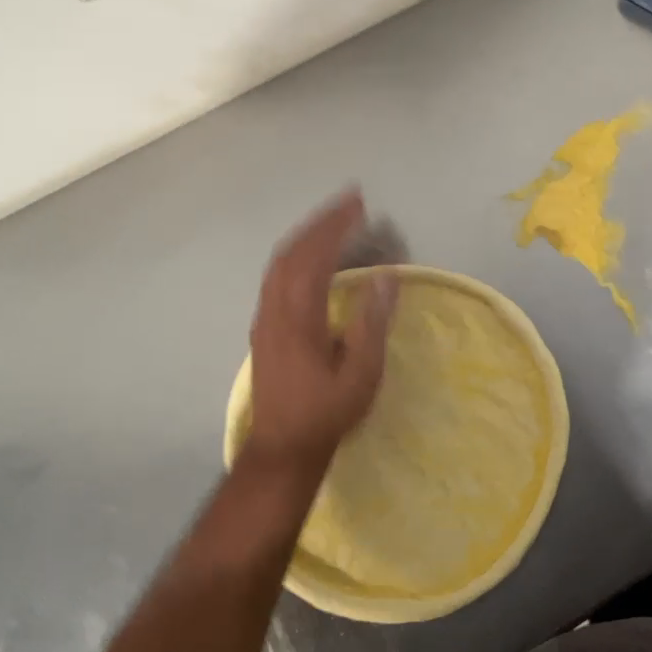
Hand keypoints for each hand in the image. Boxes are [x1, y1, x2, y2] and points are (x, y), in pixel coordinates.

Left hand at [245, 190, 399, 470]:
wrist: (282, 449)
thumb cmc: (327, 413)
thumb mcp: (361, 373)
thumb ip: (372, 322)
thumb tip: (387, 276)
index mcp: (298, 317)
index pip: (315, 257)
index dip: (336, 226)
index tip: (359, 204)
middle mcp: (275, 310)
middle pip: (293, 251)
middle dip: (322, 222)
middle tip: (352, 203)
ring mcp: (265, 318)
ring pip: (280, 262)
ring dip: (308, 235)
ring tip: (336, 221)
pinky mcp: (264, 327)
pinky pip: (276, 275)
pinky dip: (297, 252)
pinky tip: (314, 255)